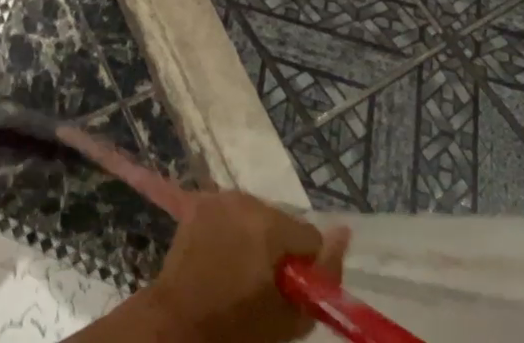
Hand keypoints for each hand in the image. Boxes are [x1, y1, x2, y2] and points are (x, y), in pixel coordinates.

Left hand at [148, 191, 350, 342]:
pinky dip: (234, 228)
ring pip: (256, 214)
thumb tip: (344, 232)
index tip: (291, 287)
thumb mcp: (294, 313)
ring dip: (257, 235)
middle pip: (282, 220)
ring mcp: (216, 198)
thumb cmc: (239, 325)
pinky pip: (230, 212)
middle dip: (281, 246)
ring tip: (242, 268)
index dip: (306, 266)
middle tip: (265, 280)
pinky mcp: (197, 204)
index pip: (311, 236)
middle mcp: (243, 200)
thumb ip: (326, 273)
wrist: (179, 320)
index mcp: (269, 224)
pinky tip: (225, 252)